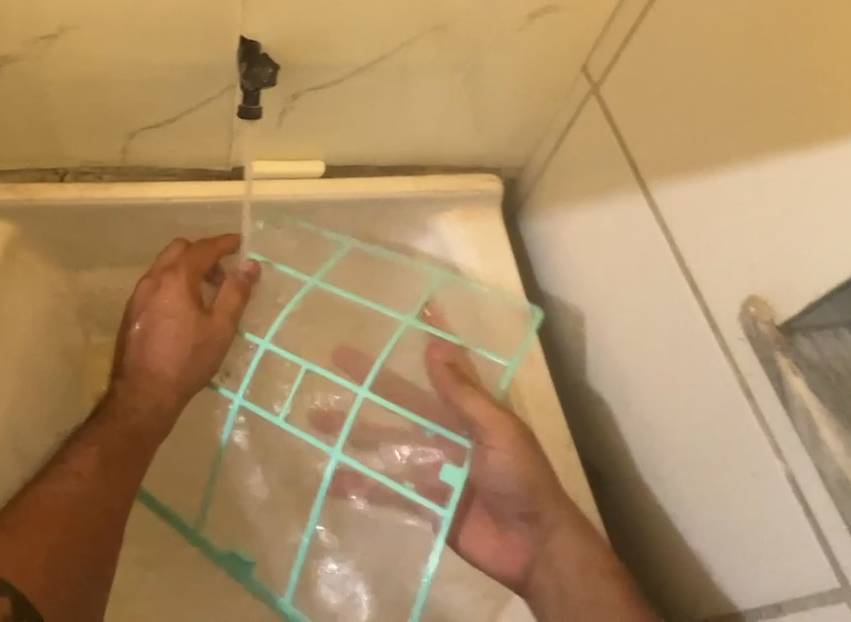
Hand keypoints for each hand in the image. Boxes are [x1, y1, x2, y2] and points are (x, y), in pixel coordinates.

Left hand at [108, 234, 259, 427]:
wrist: (143, 395)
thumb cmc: (187, 361)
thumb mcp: (221, 328)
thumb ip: (236, 292)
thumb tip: (250, 265)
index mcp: (176, 278)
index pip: (203, 248)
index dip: (224, 243)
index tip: (240, 243)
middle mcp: (153, 278)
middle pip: (180, 250)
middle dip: (204, 254)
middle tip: (223, 274)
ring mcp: (138, 295)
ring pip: (165, 266)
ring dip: (187, 269)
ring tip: (206, 294)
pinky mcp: (131, 311)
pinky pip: (155, 283)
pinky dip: (173, 283)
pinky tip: (184, 310)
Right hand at [317, 339, 591, 597]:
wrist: (534, 547)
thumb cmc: (521, 478)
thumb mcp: (497, 429)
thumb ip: (462, 394)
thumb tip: (434, 345)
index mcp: (468, 410)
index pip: (446, 364)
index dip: (433, 336)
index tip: (416, 303)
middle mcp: (446, 432)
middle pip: (401, 399)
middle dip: (370, 380)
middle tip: (336, 357)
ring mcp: (432, 467)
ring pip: (385, 442)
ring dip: (354, 431)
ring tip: (316, 420)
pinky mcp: (425, 503)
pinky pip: (387, 490)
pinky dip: (360, 485)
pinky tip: (333, 479)